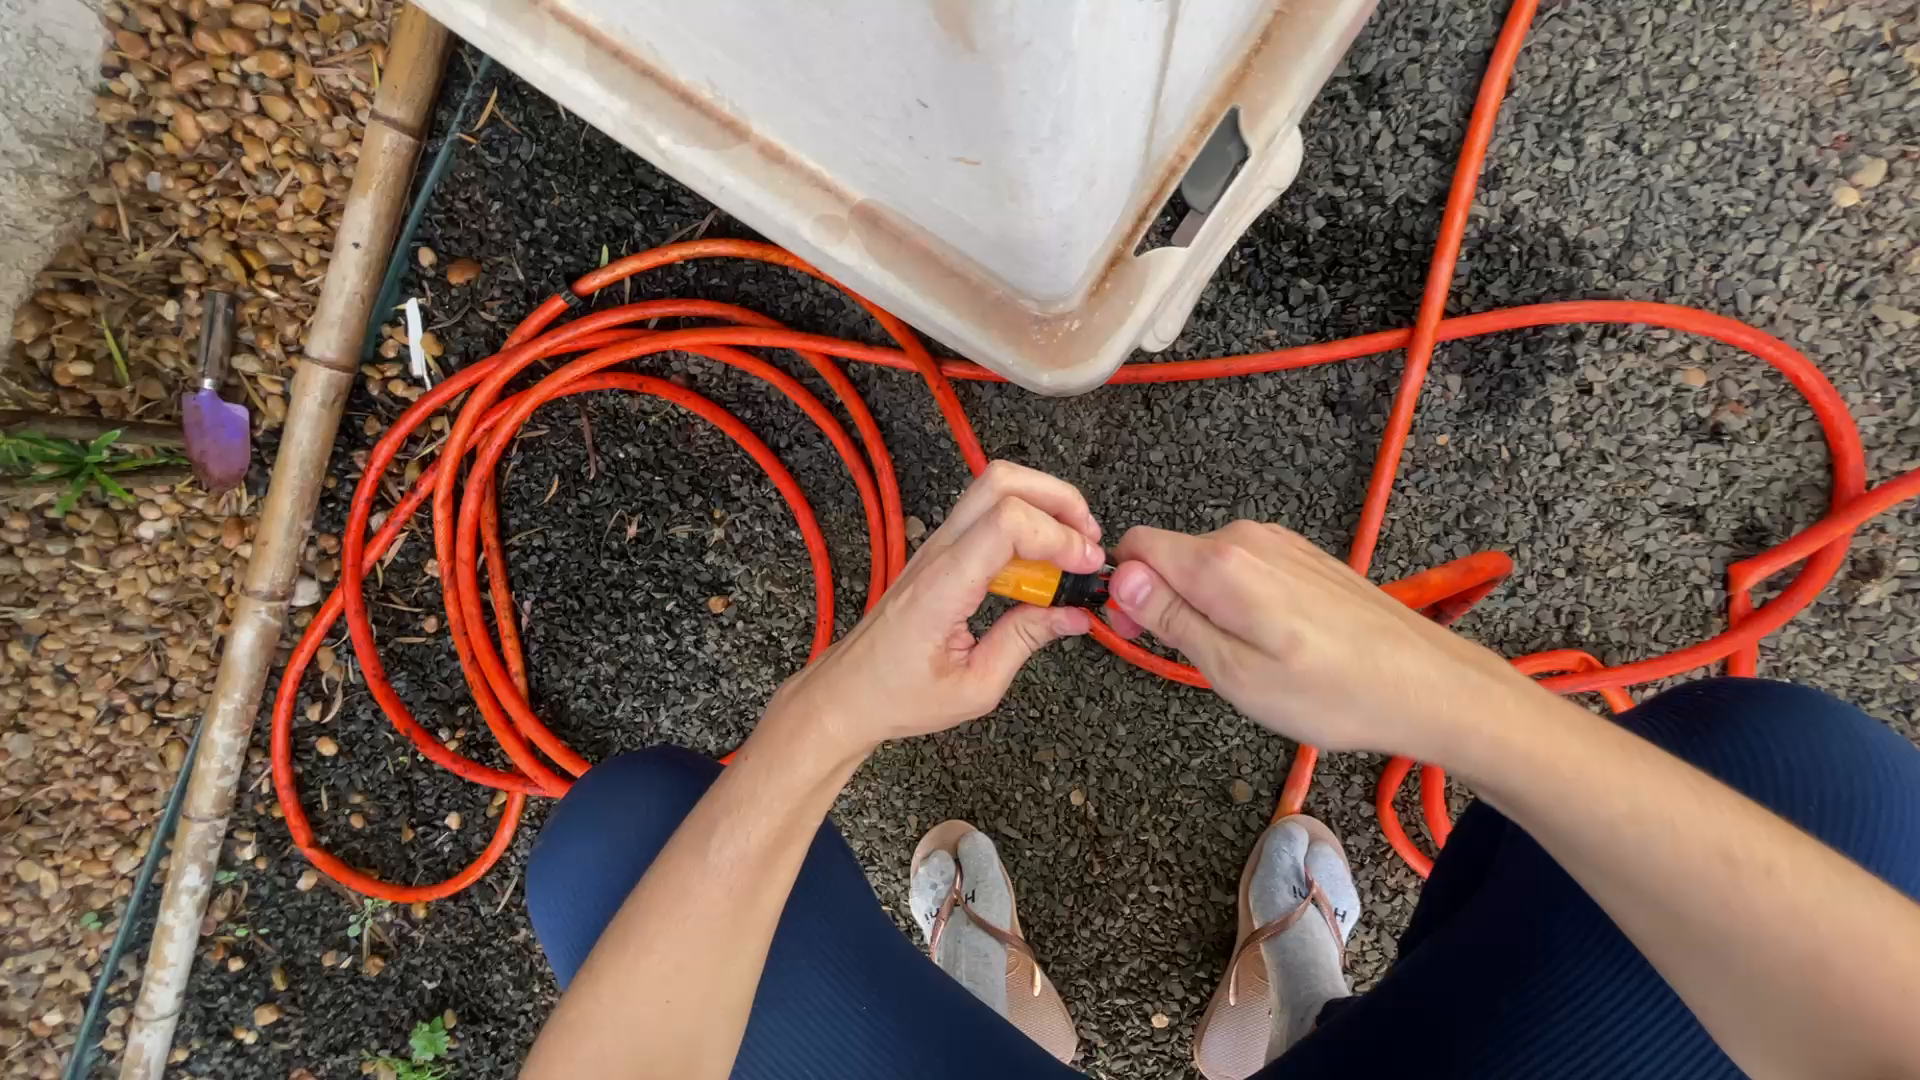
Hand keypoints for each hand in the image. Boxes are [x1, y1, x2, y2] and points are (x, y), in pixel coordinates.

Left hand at [764, 461, 1104, 758]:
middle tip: (1088, 540)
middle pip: (1001, 481)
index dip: (1058, 535)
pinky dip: (1025, 522)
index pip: (1006, 522)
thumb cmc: (901, 696)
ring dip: (1043, 505)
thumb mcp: (976, 686)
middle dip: (1058, 499)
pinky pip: (985, 515)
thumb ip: (1025, 640)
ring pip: (992, 488)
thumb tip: (1074, 613)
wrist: (847, 693)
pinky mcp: (940, 553)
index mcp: (943, 585)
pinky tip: (1043, 561)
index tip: (1086, 567)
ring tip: (1072, 548)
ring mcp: (936, 547)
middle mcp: (938, 553)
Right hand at [1104, 521, 1544, 760]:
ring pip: (1206, 564)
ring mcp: (1279, 543)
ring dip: (1202, 602)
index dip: (1123, 588)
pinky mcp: (1302, 555)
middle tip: (1195, 657)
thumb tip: (1120, 577)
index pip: (1136, 546)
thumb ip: (1170, 618)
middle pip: (1170, 555)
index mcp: (1220, 563)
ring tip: (1242, 655)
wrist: (1432, 685)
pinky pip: (1242, 567)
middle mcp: (1246, 538)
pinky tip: (1272, 638)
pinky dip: (1236, 598)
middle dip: (1163, 599)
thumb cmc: (1330, 692)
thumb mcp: (1232, 671)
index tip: (1137, 630)